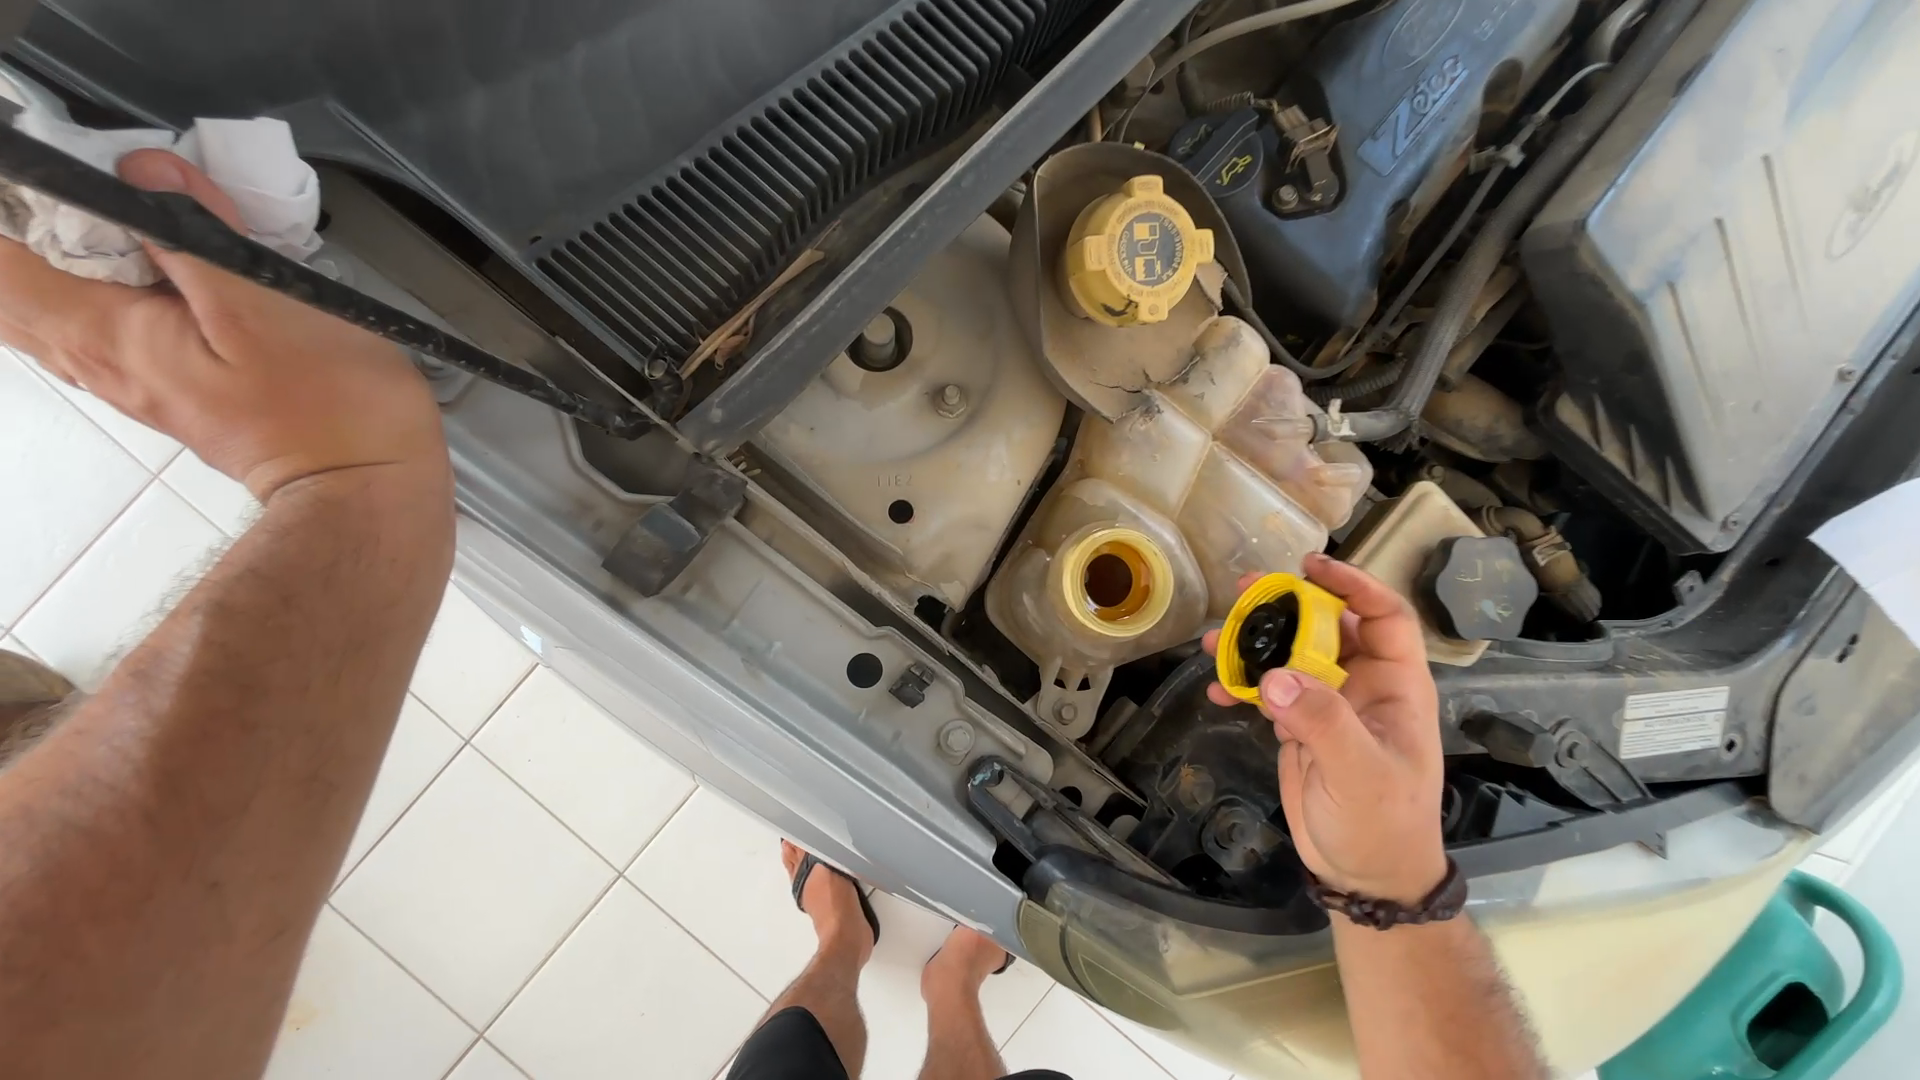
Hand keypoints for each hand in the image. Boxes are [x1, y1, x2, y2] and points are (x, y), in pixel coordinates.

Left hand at [0, 150, 446, 503]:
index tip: (92, 177)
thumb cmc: (334, 405)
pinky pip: (103, 325)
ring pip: (52, 301)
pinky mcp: (172, 393)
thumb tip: (144, 171)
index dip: (27, 199)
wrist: (369, 490)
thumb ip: (198, 238)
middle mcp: (94, 359)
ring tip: (148, 235)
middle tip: (120, 202)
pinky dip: (114, 289)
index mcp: (100, 331)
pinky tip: (171, 280)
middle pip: (12, 275)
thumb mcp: (274, 306)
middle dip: (47, 226)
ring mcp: (133, 382)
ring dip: (81, 256)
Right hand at [1203, 553, 1446, 904]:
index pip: (1384, 617)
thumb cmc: (1382, 823)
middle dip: (1286, 605)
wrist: (1364, 873)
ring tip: (1213, 639)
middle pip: (1325, 626)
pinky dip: (1240, 685)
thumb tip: (1274, 676)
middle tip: (1243, 592)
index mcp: (1395, 686)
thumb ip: (1322, 722)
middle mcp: (1362, 686)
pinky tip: (1215, 690)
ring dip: (1253, 643)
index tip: (1309, 566)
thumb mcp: (1360, 773)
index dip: (1353, 585)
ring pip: (1290, 655)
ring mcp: (1327, 705)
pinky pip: (1267, 690)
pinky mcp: (1298, 726)